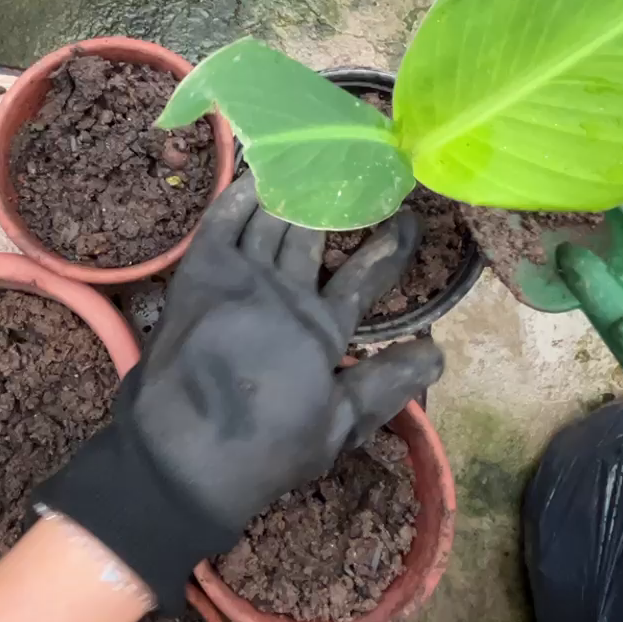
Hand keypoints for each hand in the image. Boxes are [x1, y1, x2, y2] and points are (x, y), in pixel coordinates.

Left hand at [34, 175, 444, 608]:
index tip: (408, 220)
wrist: (184, 454)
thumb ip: (385, 385)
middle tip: (349, 173)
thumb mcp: (337, 427)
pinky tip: (253, 178)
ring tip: (308, 167)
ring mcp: (242, 278)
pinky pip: (221, 222)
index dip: (390, 249)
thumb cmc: (264, 447)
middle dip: (335, 204)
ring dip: (290, 194)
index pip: (366, 279)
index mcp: (321, 329)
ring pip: (271, 222)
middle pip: (316, 238)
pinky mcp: (200, 274)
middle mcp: (286, 291)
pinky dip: (238, 197)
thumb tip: (438, 354)